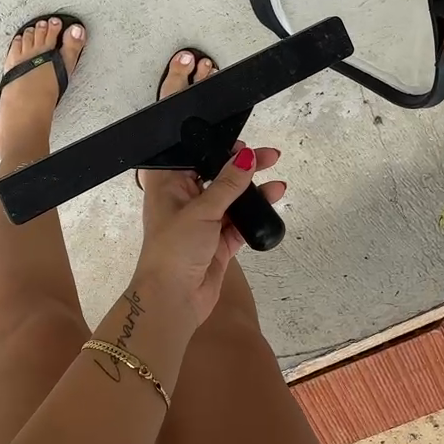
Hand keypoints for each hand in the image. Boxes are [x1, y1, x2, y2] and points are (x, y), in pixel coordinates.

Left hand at [133, 144, 285, 328]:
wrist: (174, 300)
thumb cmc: (174, 249)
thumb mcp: (202, 210)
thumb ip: (228, 183)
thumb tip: (247, 157)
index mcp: (167, 186)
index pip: (193, 157)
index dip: (216, 148)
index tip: (241, 143)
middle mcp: (183, 201)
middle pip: (216, 177)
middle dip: (242, 167)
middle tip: (269, 156)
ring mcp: (201, 222)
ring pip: (231, 200)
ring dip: (252, 191)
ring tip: (276, 180)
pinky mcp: (217, 242)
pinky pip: (239, 222)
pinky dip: (255, 213)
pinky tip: (272, 200)